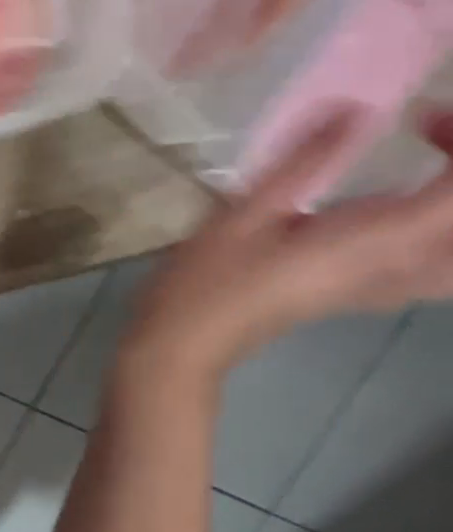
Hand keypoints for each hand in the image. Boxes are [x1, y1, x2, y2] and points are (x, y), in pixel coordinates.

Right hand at [133, 107, 452, 371]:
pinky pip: (436, 268)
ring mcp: (386, 283)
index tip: (418, 116)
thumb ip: (305, 160)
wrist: (177, 349)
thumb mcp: (241, 216)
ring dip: (444, 214)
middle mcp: (400, 261)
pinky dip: (436, 243)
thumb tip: (352, 111)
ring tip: (424, 185)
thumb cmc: (202, 287)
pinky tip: (405, 224)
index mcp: (379, 236)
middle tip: (433, 144)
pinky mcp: (364, 294)